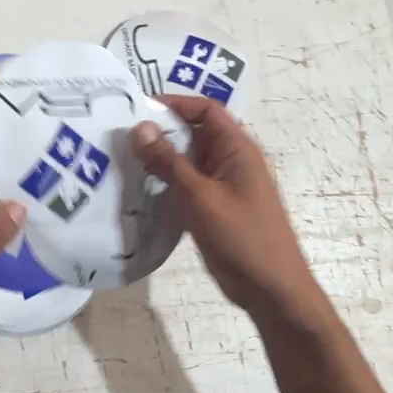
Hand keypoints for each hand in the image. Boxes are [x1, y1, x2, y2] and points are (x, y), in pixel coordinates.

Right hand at [132, 96, 311, 316]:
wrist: (271, 289)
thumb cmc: (242, 238)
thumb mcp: (200, 197)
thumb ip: (169, 162)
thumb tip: (139, 127)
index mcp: (238, 149)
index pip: (206, 110)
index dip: (176, 103)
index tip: (138, 108)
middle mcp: (232, 162)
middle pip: (194, 133)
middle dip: (161, 131)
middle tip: (121, 135)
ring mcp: (223, 186)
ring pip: (188, 161)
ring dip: (160, 159)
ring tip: (123, 159)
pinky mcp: (214, 209)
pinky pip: (187, 185)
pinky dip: (165, 183)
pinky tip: (139, 189)